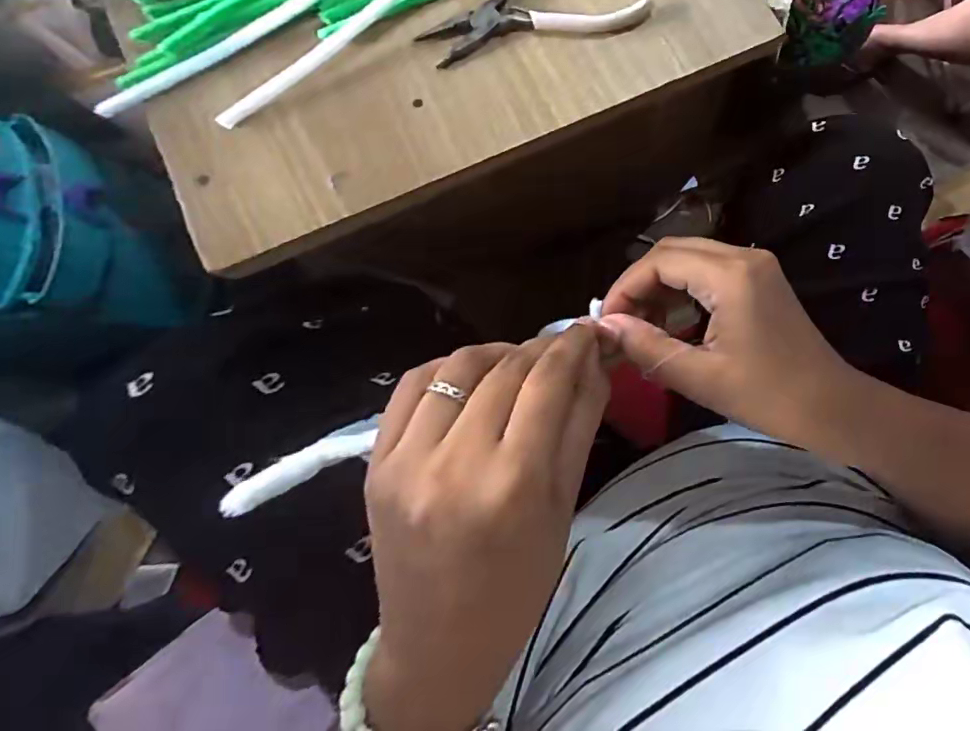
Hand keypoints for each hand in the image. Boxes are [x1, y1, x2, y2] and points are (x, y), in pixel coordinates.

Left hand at [362, 327, 610, 730]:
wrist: (439, 641)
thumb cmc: (521, 579)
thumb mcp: (566, 501)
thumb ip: (582, 420)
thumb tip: (595, 359)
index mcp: (513, 483)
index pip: (548, 382)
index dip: (574, 345)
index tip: (590, 329)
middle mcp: (455, 464)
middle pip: (507, 369)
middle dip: (544, 346)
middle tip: (564, 347)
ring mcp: (405, 462)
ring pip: (459, 366)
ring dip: (499, 352)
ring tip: (519, 363)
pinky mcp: (374, 464)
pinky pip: (413, 385)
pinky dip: (449, 368)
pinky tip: (473, 378)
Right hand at [598, 237, 865, 433]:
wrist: (829, 404)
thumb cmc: (767, 394)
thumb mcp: (700, 376)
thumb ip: (649, 347)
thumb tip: (607, 327)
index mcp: (732, 275)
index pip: (661, 260)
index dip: (625, 287)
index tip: (606, 322)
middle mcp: (745, 256)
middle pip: (675, 250)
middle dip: (641, 283)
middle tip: (621, 324)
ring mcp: (758, 264)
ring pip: (693, 258)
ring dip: (663, 285)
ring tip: (643, 328)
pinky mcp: (764, 278)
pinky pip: (713, 270)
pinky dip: (687, 289)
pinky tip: (674, 324)